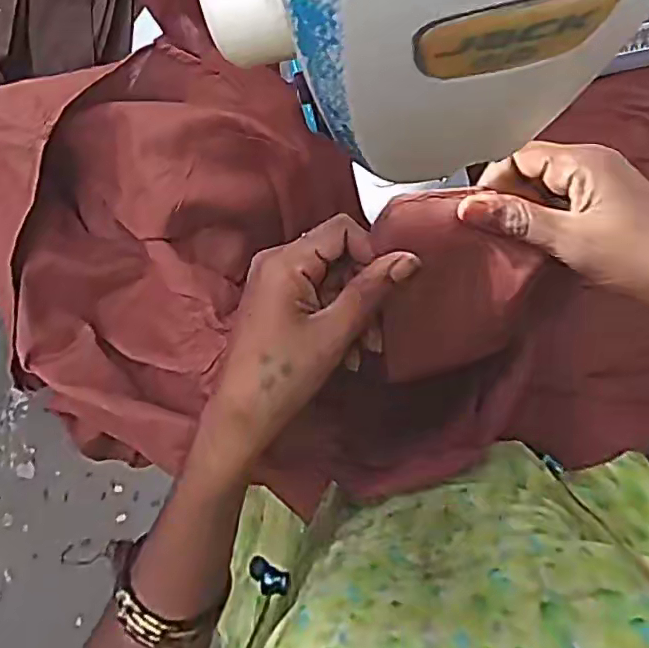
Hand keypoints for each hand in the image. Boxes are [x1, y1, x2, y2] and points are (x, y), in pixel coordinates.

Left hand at [195, 214, 419, 480]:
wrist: (241, 417)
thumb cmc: (280, 376)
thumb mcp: (335, 331)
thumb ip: (372, 289)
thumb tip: (407, 259)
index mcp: (284, 260)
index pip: (342, 229)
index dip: (371, 253)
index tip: (388, 285)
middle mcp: (275, 262)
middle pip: (338, 253)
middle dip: (365, 288)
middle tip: (378, 327)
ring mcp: (273, 281)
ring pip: (331, 277)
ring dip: (355, 309)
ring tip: (365, 347)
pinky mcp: (276, 301)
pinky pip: (316, 294)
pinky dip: (337, 317)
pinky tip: (349, 352)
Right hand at [456, 142, 648, 359]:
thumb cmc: (639, 257)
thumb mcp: (569, 239)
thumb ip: (516, 219)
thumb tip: (467, 207)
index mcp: (583, 159)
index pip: (519, 155)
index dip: (495, 181)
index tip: (479, 213)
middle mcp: (594, 162)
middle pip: (532, 168)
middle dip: (510, 196)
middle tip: (496, 229)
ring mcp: (605, 182)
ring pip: (548, 186)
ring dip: (529, 210)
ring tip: (518, 238)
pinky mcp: (612, 203)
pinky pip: (566, 201)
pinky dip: (549, 218)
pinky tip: (545, 241)